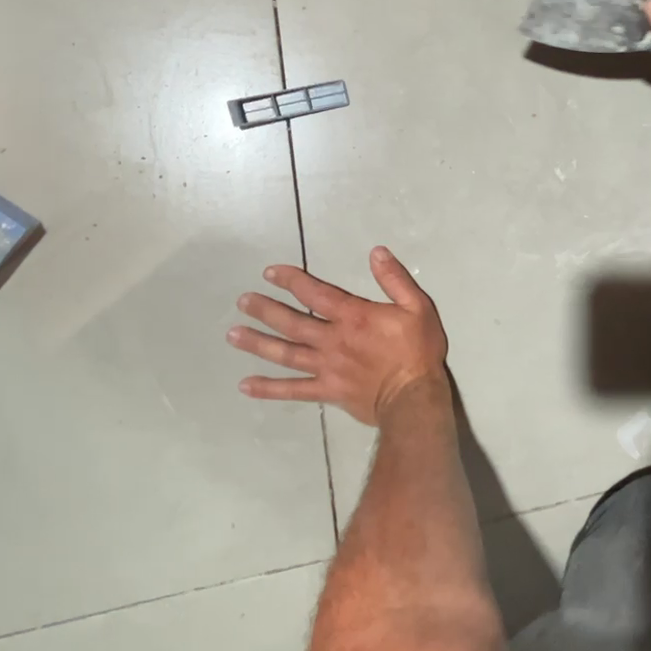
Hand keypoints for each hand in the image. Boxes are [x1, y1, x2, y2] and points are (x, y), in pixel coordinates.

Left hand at [226, 246, 448, 426]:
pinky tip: (245, 385)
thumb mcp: (417, 307)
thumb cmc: (417, 351)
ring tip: (232, 334)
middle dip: (265, 309)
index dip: (291, 281)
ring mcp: (325, 368)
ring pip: (285, 353)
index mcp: (353, 317)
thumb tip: (376, 253)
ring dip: (257, 343)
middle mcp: (332, 340)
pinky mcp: (326, 391)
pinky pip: (293, 390)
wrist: (415, 397)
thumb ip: (395, 279)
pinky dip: (268, 388)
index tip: (269, 273)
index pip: (315, 293)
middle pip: (292, 322)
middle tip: (242, 301)